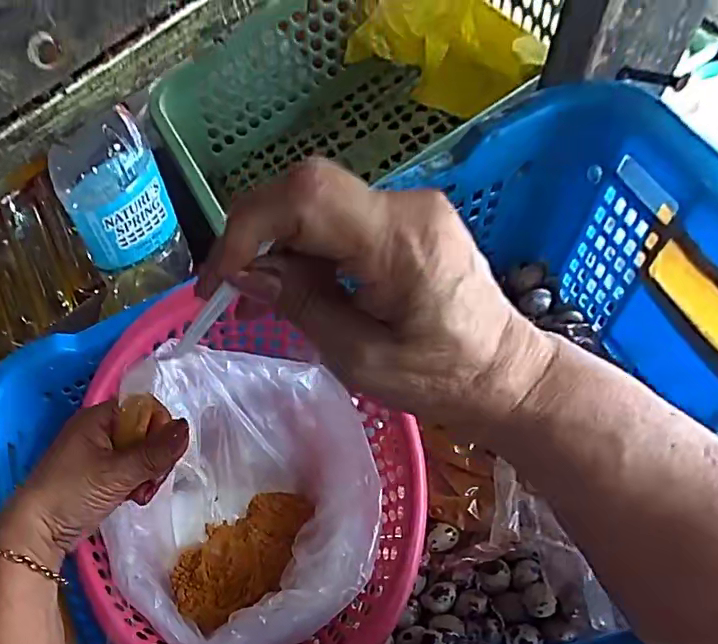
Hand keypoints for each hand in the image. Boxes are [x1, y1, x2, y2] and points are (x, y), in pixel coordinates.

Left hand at [0, 401, 188, 567]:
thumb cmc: (72, 493)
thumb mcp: (117, 473)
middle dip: (155, 459)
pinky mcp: (98, 477)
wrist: (37, 529)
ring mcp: (98, 455)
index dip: (160, 430)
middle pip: (146, 433)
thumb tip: (186, 427)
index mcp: (99, 418)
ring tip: (140, 495)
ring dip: (147, 475)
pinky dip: (136, 485)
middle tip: (150, 482)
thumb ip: (154, 452)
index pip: (145, 409)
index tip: (161, 457)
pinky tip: (134, 499)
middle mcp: (99, 431)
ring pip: (140, 456)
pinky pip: (129, 472)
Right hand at [198, 158, 563, 438]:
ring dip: (269, 247)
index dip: (247, 230)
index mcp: (399, 240)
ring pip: (311, 206)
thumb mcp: (359, 357)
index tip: (216, 281)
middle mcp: (402, 206)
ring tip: (249, 299)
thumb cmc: (438, 378)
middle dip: (250, 237)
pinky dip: (295, 252)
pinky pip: (331, 223)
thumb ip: (302, 306)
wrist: (501, 373)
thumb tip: (246, 273)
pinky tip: (281, 289)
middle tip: (222, 291)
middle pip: (303, 192)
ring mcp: (402, 209)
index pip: (305, 198)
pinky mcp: (398, 223)